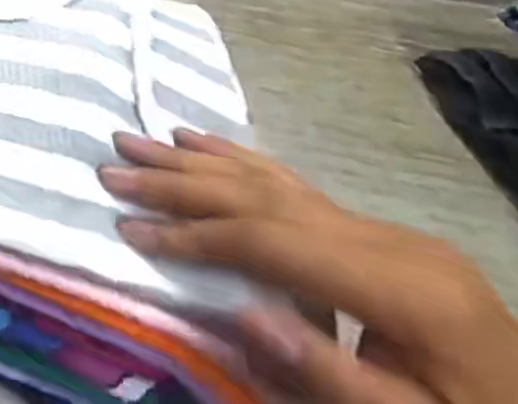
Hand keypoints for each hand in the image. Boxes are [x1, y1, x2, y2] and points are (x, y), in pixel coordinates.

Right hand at [98, 130, 517, 403]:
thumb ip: (332, 378)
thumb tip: (242, 312)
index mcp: (400, 286)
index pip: (271, 243)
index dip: (195, 235)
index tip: (131, 229)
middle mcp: (386, 239)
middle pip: (263, 195)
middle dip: (182, 180)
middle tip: (117, 161)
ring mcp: (385, 230)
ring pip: (277, 179)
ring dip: (204, 159)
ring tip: (148, 139)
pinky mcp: (381, 235)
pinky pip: (300, 187)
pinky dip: (247, 163)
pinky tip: (213, 147)